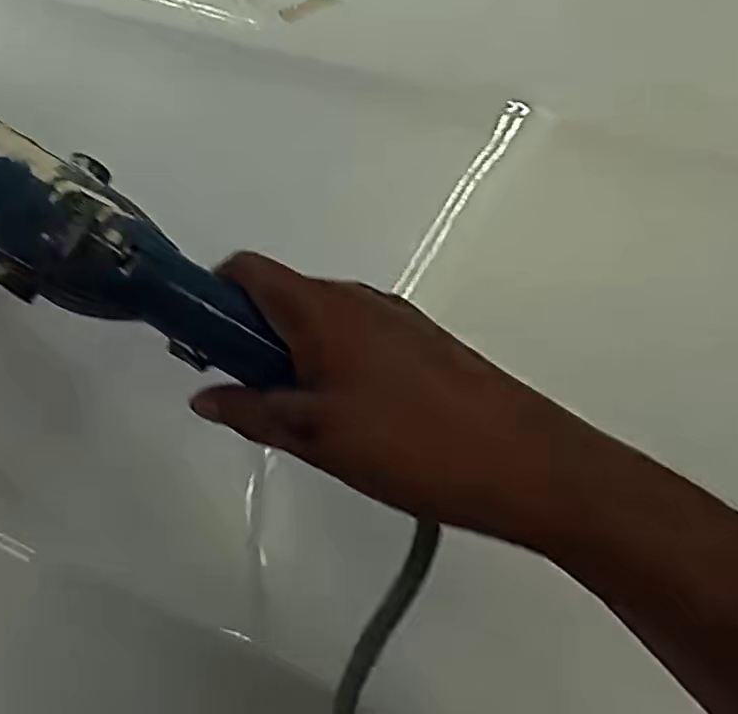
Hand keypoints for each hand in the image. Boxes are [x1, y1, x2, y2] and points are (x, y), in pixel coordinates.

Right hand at [191, 252, 636, 549]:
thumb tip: (202, 397)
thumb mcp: (315, 435)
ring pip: (314, 314)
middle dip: (248, 331)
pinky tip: (348, 409)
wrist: (535, 467)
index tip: (204, 339)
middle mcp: (350, 295)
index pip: (244, 268)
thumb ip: (250, 411)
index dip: (211, 293)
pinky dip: (328, 353)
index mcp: (317, 306)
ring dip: (289, 345)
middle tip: (246, 387)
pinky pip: (351, 329)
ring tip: (300, 407)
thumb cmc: (410, 444)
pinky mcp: (417, 337)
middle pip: (277, 292)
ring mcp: (389, 313)